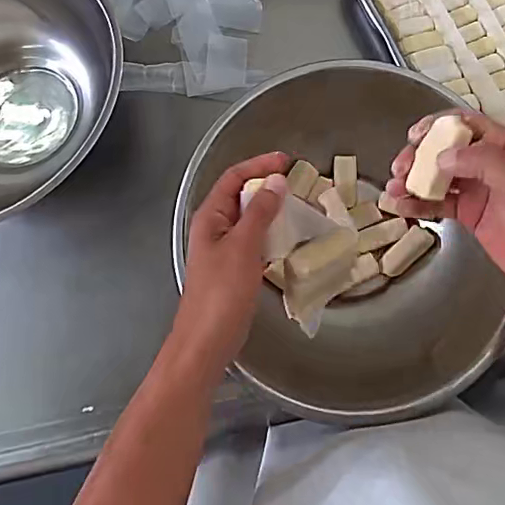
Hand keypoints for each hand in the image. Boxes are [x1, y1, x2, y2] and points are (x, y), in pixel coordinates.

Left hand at [176, 151, 289, 365]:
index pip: (233, 177)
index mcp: (210, 217)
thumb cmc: (220, 294)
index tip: (286, 161)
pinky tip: (289, 238)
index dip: (258, 165)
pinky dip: (272, 234)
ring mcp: (224, 250)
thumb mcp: (243, 246)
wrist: (206, 343)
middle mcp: (215, 229)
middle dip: (267, 186)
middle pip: (241, 195)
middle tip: (296, 183)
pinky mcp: (235, 269)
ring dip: (272, 210)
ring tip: (298, 207)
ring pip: (250, 219)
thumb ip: (260, 212)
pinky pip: (255, 240)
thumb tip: (276, 182)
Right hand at [384, 112, 504, 301]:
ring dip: (414, 181)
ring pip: (439, 177)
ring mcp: (480, 190)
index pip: (467, 123)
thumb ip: (480, 161)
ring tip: (392, 192)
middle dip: (419, 156)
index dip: (438, 126)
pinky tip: (402, 208)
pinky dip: (420, 204)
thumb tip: (441, 156)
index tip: (414, 137)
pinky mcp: (472, 215)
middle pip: (446, 150)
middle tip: (399, 170)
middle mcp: (491, 164)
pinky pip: (441, 203)